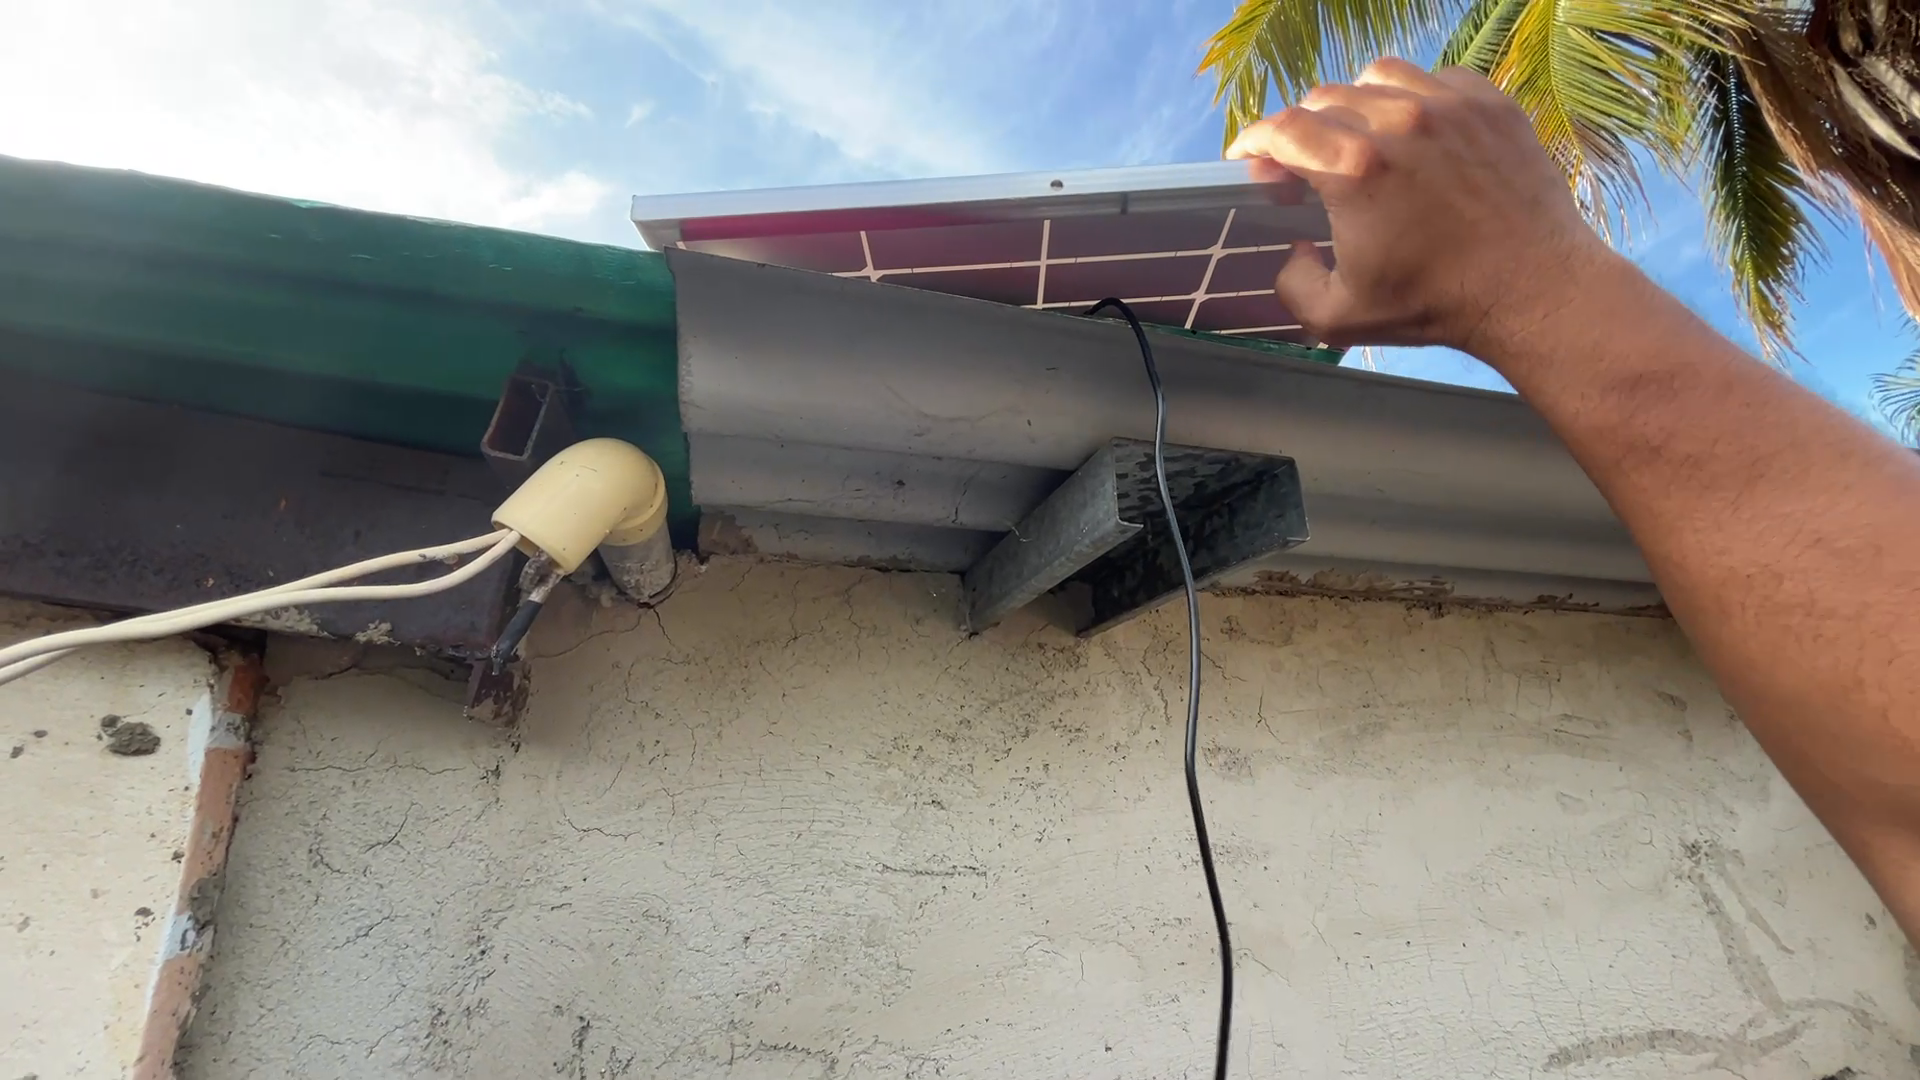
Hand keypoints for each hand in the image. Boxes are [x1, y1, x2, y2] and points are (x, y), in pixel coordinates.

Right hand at [1227, 58, 1616, 357]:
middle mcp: (1398, 123)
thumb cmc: (1427, 304)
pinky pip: (1432, 78)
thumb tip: (1294, 251)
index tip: (1244, 156)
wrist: (1527, 287)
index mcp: (1353, 172)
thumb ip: (1292, 283)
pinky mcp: (1490, 103)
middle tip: (1297, 167)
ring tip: (1350, 140)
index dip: (1253, 140)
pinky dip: (1405, 98)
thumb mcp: (1333, 317)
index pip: (1283, 129)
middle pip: (1323, 100)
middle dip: (1296, 130)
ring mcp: (1450, 105)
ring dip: (1348, 105)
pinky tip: (1406, 133)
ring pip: (1376, 77)